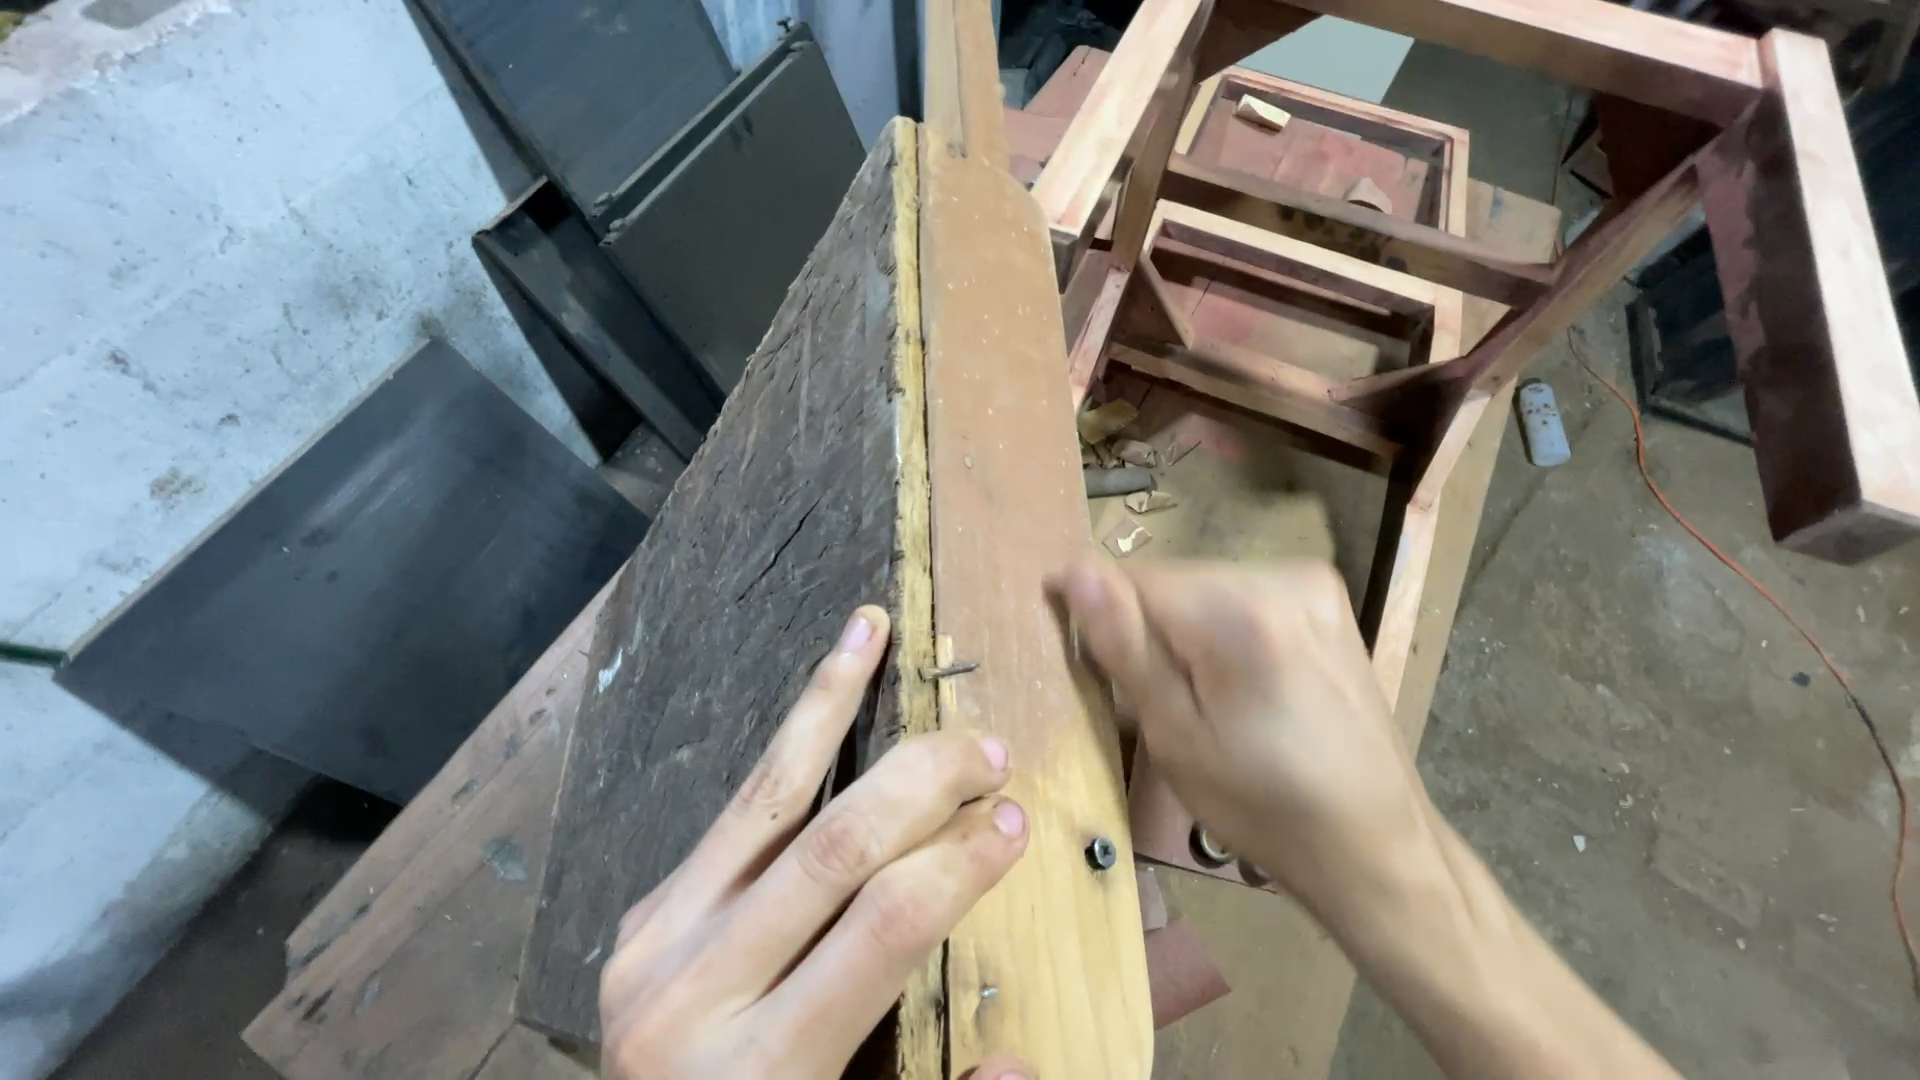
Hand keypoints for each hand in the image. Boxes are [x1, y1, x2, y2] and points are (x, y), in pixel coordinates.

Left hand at [599, 605, 1033, 1079]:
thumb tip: (1015, 1053)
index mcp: (762, 1071)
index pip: (882, 930)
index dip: (958, 865)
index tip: (1013, 823)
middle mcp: (696, 994)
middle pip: (832, 849)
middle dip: (921, 783)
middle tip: (988, 751)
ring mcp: (657, 939)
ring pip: (770, 794)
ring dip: (832, 700)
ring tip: (874, 630)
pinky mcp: (647, 908)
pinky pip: (738, 804)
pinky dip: (793, 730)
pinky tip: (828, 672)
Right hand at [1048, 558, 1435, 911]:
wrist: (1373, 842)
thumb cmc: (1263, 808)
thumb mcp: (1175, 737)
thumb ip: (1123, 645)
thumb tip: (1071, 570)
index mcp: (1240, 615)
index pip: (1129, 577)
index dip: (1095, 610)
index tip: (1083, 656)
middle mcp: (1281, 577)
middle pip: (1167, 578)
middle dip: (1144, 624)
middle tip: (1154, 697)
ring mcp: (1310, 582)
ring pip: (1199, 584)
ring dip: (1179, 625)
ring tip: (1200, 695)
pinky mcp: (1324, 596)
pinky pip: (1236, 593)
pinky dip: (1217, 626)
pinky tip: (1237, 678)